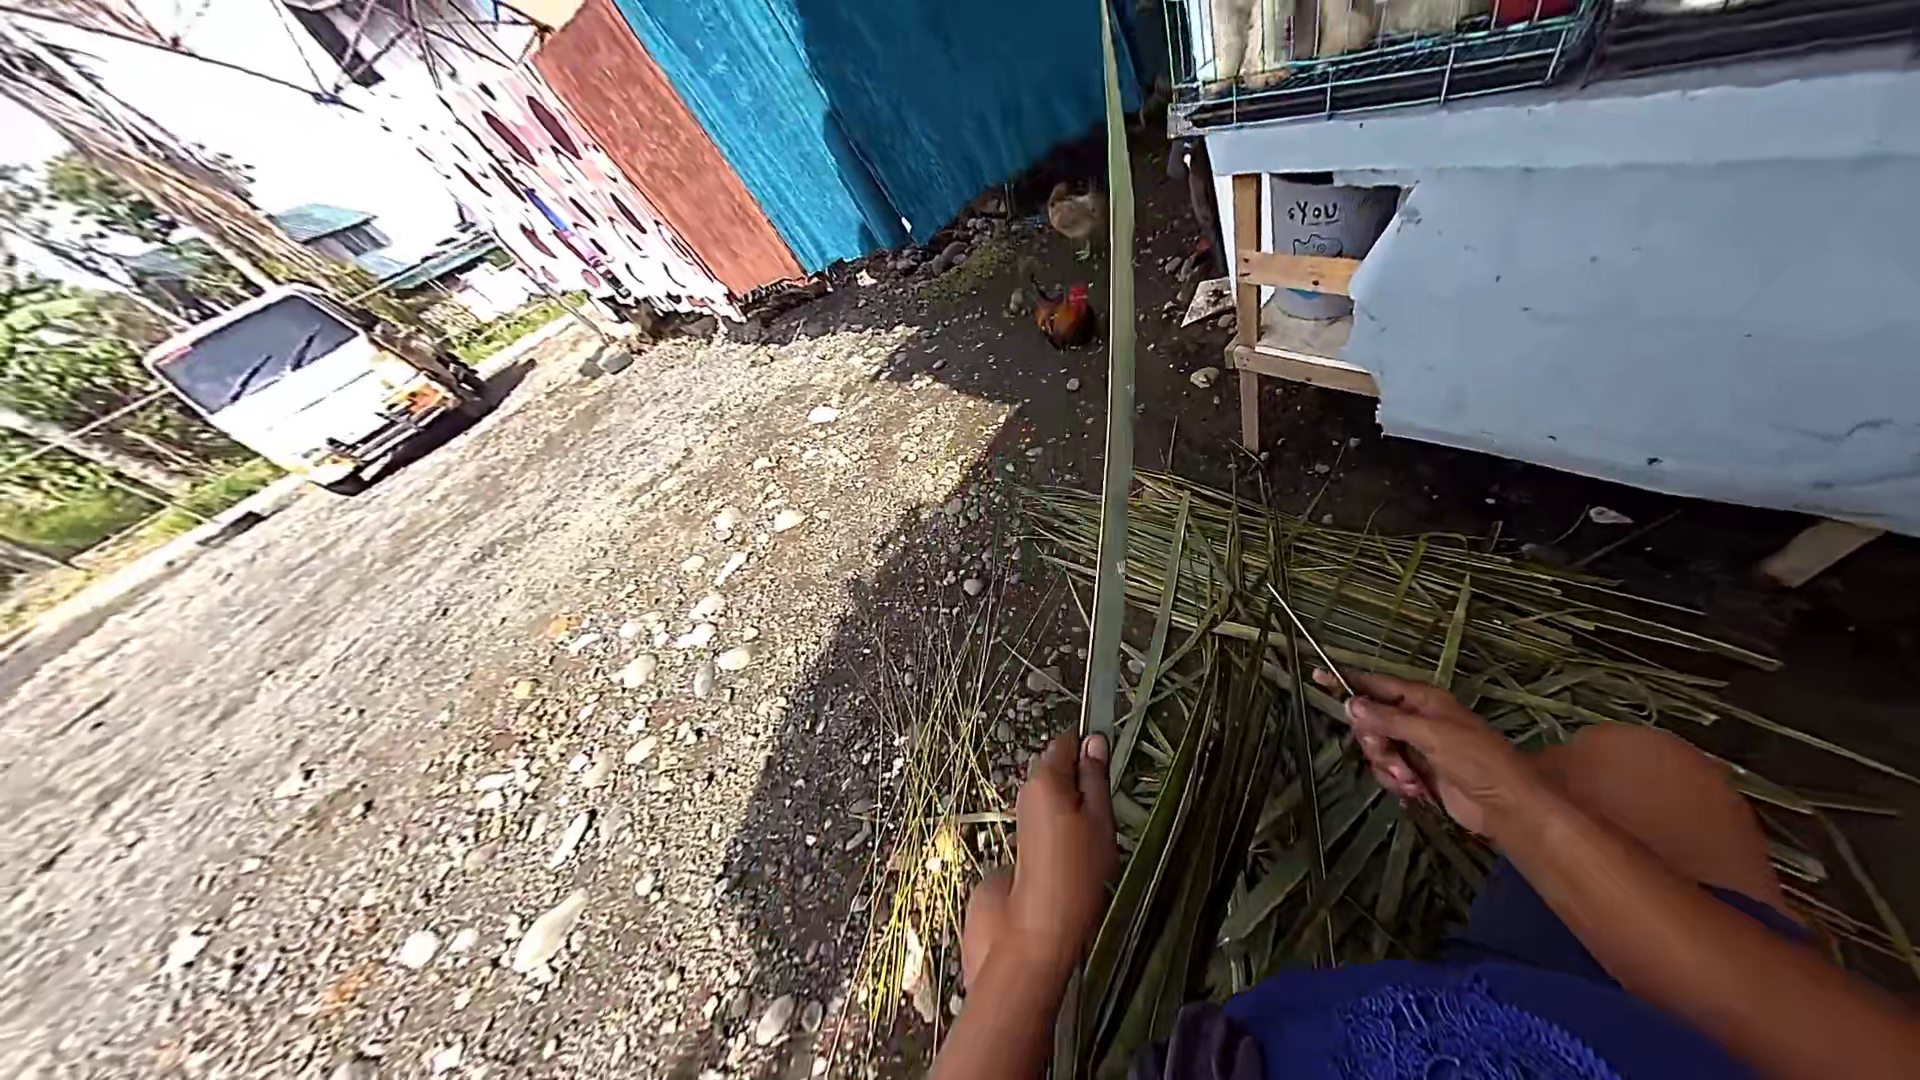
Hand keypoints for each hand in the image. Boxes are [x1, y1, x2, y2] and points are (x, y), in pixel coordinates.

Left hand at [1008, 732, 1117, 976]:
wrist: (1039, 927)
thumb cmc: (1076, 871)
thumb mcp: (1099, 818)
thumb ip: (1096, 776)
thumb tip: (1095, 741)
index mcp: (1045, 777)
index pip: (1066, 741)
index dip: (1089, 746)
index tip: (1108, 763)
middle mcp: (1027, 788)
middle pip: (1058, 766)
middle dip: (1081, 778)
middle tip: (1104, 807)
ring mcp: (1022, 812)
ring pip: (1053, 792)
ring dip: (1072, 803)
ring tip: (1093, 834)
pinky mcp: (1022, 835)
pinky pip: (1046, 815)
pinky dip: (1062, 823)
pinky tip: (1076, 850)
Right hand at [1315, 670, 1540, 837]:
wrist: (1507, 809)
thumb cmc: (1477, 761)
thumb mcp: (1431, 734)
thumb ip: (1387, 718)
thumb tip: (1350, 704)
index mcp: (1421, 700)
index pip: (1374, 685)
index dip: (1347, 682)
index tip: (1318, 676)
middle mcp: (1414, 719)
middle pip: (1368, 720)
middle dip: (1374, 741)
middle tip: (1387, 752)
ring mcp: (1414, 746)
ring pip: (1374, 747)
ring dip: (1387, 765)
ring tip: (1410, 778)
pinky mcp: (1414, 771)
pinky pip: (1385, 769)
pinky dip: (1395, 780)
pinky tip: (1414, 789)